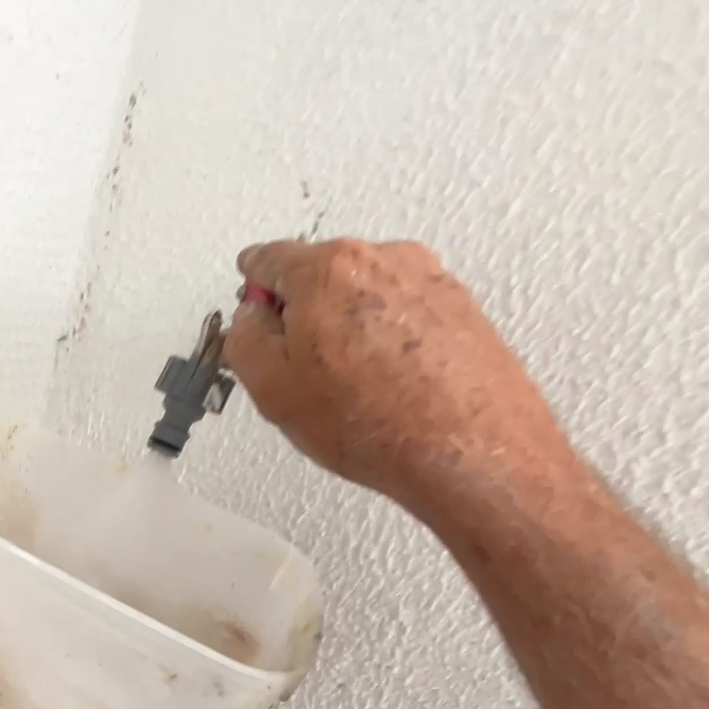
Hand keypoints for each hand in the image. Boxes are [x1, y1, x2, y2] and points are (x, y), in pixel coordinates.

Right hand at [225, 238, 573, 510]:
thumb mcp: (269, 385)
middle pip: (318, 274)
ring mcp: (428, 280)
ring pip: (361, 295)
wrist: (466, 450)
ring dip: (343, 328)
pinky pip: (399, 315)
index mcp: (327, 269)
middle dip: (300, 312)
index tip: (251, 306)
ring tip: (344, 385)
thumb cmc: (375, 420)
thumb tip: (249, 321)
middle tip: (294, 365)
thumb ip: (243, 338)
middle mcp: (382, 259)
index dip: (251, 289)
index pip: (268, 258)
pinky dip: (383, 341)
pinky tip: (381, 386)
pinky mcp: (459, 307)